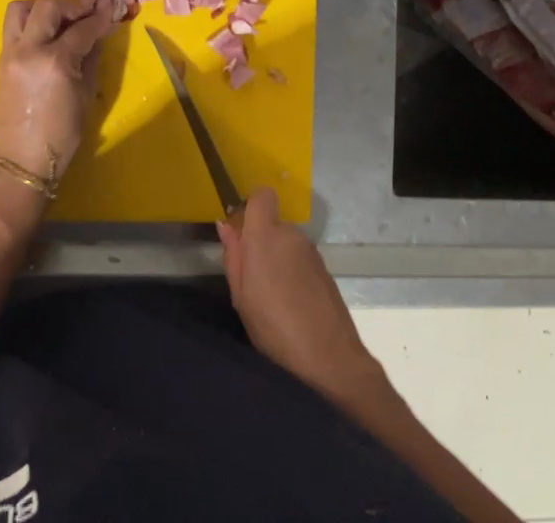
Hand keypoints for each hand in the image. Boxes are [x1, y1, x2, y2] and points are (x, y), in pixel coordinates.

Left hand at [0, 0, 123, 179]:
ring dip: (43, 8)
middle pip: (48, 7)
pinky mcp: (1, 60)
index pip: (82, 28)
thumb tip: (98, 33)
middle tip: (87, 13)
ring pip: (21, 9)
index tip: (113, 5)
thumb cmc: (62, 135)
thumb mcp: (86, 96)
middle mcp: (29, 49)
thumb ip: (91, 58)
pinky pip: (14, 28)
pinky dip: (32, 23)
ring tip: (61, 21)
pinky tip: (48, 36)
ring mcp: (10, 53)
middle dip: (71, 6)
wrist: (21, 161)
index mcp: (55, 62)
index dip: (100, 16)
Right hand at [219, 187, 382, 401]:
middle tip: (249, 277)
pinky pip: (299, 259)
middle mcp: (292, 236)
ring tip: (270, 296)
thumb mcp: (240, 295)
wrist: (328, 358)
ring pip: (286, 242)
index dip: (250, 206)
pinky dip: (291, 272)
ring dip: (276, 258)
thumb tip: (226, 225)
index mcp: (266, 237)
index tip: (239, 232)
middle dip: (259, 240)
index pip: (262, 195)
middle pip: (272, 223)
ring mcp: (312, 252)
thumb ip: (233, 255)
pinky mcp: (325, 269)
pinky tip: (290, 303)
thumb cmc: (273, 327)